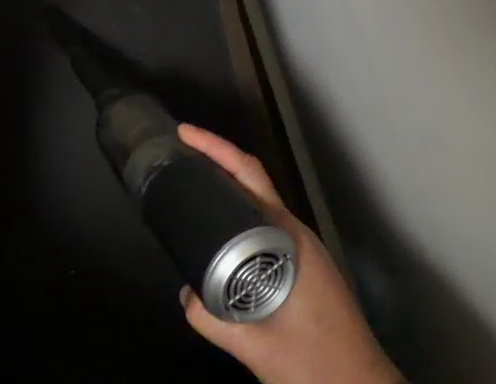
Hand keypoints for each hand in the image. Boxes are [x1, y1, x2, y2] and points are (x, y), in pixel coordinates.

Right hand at [178, 125, 401, 383]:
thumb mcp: (254, 345)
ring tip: (190, 183)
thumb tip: (185, 292)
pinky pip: (262, 225)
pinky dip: (236, 214)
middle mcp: (296, 235)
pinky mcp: (302, 267)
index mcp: (288, 238)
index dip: (215, 149)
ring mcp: (302, 250)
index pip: (248, 176)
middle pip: (252, 181)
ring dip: (227, 186)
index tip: (184, 134)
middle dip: (216, 158)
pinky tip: (216, 232)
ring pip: (258, 203)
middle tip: (178, 151)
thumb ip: (210, 318)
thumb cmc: (316, 363)